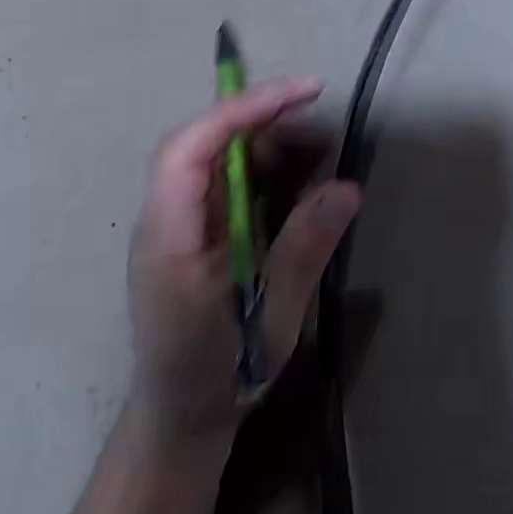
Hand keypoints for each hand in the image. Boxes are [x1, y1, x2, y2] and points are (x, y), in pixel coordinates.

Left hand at [124, 75, 361, 445]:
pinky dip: (265, 167)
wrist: (177, 420)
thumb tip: (348, 188)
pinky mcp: (196, 229)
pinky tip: (300, 177)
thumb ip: (303, 250)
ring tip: (320, 145)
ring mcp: (178, 221)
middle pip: (203, 141)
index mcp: (168, 237)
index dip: (241, 110)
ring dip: (267, 140)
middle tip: (317, 105)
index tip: (300, 93)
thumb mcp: (269, 320)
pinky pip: (227, 180)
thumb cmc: (215, 377)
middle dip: (260, 115)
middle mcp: (165, 217)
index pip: (189, 149)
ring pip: (218, 155)